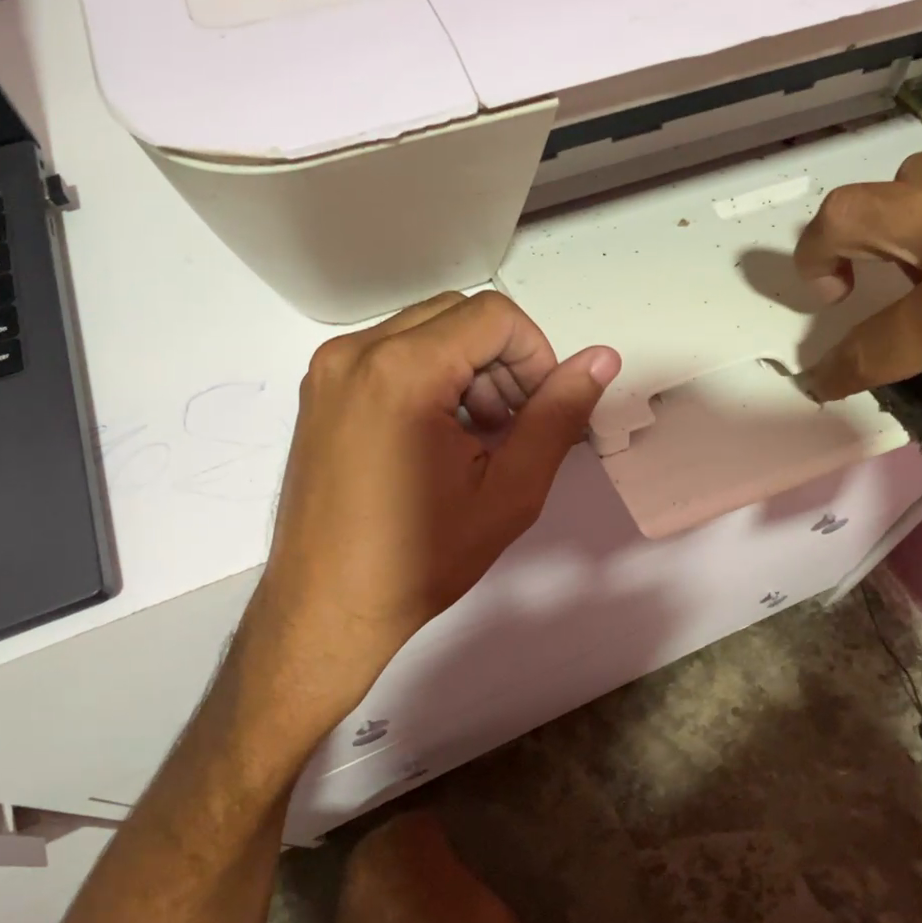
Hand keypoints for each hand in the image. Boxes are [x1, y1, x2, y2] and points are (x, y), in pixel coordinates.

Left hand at [241, 291, 620, 734]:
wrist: (328, 608)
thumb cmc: (420, 559)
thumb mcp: (509, 492)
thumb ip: (558, 416)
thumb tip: (602, 359)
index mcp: (400, 372)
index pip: (494, 316)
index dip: (535, 356)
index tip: (538, 413)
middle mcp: (355, 353)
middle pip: (457, 315)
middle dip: (501, 362)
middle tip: (510, 429)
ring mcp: (329, 371)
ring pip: (424, 331)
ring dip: (466, 369)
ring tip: (476, 439)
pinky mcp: (319, 392)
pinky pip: (389, 354)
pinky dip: (428, 378)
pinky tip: (437, 440)